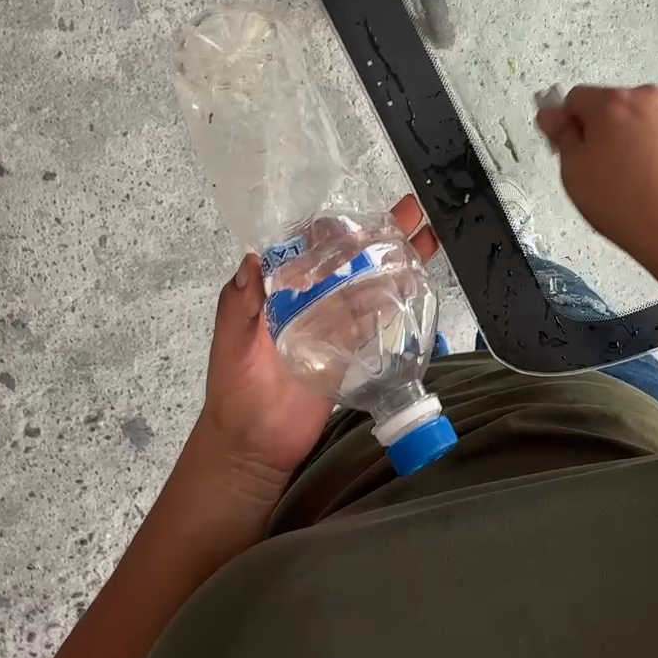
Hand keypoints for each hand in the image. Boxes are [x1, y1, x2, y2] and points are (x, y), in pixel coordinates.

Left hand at [196, 196, 441, 481]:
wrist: (255, 446)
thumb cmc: (236, 392)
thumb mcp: (230, 344)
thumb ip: (238, 306)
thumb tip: (252, 259)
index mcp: (278, 290)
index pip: (309, 249)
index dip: (334, 229)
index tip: (358, 217)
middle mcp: (309, 298)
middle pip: (347, 259)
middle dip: (378, 234)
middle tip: (412, 211)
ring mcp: (334, 322)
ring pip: (369, 282)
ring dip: (397, 258)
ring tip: (428, 236)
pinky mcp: (353, 348)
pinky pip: (378, 317)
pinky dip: (400, 296)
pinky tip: (422, 279)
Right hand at [535, 85, 657, 273]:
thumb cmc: (624, 205)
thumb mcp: (574, 174)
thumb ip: (560, 135)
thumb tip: (550, 114)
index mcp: (610, 103)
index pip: (576, 99)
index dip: (571, 125)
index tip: (576, 151)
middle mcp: (647, 95)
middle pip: (615, 104)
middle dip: (608, 129)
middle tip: (609, 170)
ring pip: (648, 114)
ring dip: (641, 133)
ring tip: (644, 175)